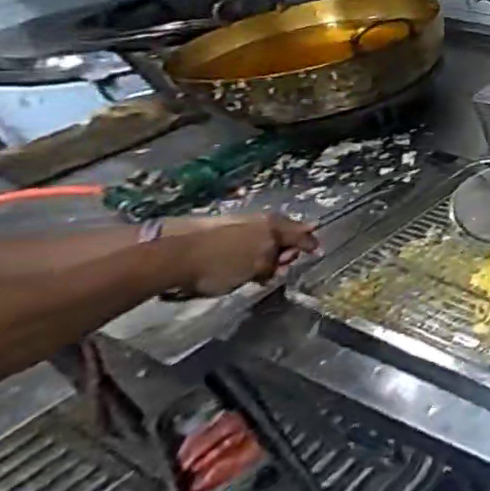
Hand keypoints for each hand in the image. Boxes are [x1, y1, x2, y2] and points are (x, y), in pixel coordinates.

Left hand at [172, 215, 318, 296]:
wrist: (172, 260)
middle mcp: (262, 222)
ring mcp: (240, 225)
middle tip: (285, 264)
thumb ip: (274, 265)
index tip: (317, 254)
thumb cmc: (220, 266)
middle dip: (288, 249)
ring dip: (268, 251)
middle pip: (284, 234)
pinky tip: (244, 262)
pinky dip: (251, 251)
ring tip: (263, 267)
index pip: (302, 235)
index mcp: (275, 227)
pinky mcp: (221, 233)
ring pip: (265, 237)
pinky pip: (247, 241)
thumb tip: (284, 263)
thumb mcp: (255, 268)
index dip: (310, 245)